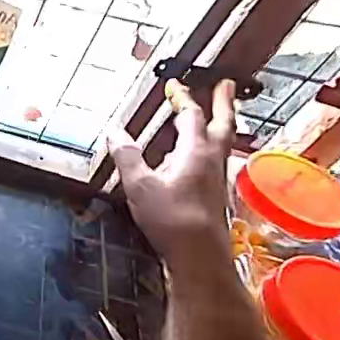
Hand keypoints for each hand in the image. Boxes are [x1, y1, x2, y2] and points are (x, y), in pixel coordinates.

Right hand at [106, 79, 236, 267]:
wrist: (199, 256)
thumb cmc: (170, 218)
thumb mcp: (139, 185)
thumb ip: (127, 156)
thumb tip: (113, 131)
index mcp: (194, 152)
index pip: (191, 116)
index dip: (182, 97)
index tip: (174, 84)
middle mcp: (212, 160)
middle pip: (223, 124)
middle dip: (223, 102)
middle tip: (226, 84)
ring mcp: (217, 177)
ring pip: (224, 142)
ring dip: (221, 124)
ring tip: (217, 115)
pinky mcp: (216, 193)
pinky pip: (218, 159)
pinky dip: (213, 146)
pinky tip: (201, 156)